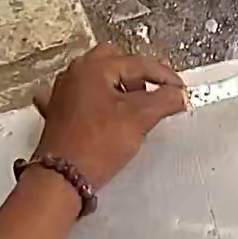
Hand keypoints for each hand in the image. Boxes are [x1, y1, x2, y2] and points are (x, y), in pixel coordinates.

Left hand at [29, 43, 186, 188]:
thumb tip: (178, 93)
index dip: (165, 75)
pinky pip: (80, 97)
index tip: (180, 90)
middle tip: (156, 90)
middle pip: (115, 61)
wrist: (63, 177)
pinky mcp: (58, 113)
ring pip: (97, 78)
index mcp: (94, 67)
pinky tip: (101, 110)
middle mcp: (75, 74)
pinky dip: (95, 100)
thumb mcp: (140, 118)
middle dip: (139, 74)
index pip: (138, 63)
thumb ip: (165, 100)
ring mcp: (63, 92)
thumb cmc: (98, 144)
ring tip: (135, 104)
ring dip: (118, 85)